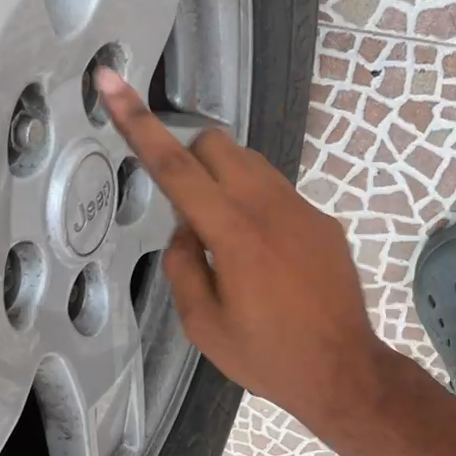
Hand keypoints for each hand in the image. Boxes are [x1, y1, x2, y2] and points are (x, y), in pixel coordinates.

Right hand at [98, 69, 391, 428]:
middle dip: (193, 160)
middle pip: (219, 144)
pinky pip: (281, 194)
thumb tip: (184, 232)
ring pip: (253, 164)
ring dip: (227, 182)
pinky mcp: (326, 225)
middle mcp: (271, 208)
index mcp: (234, 233)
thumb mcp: (204, 326)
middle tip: (192, 213)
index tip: (111, 83)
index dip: (138, 123)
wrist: (344, 372)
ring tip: (231, 242)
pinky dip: (260, 207)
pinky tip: (269, 259)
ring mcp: (304, 212)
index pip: (176, 166)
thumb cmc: (269, 357)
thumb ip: (182, 268)